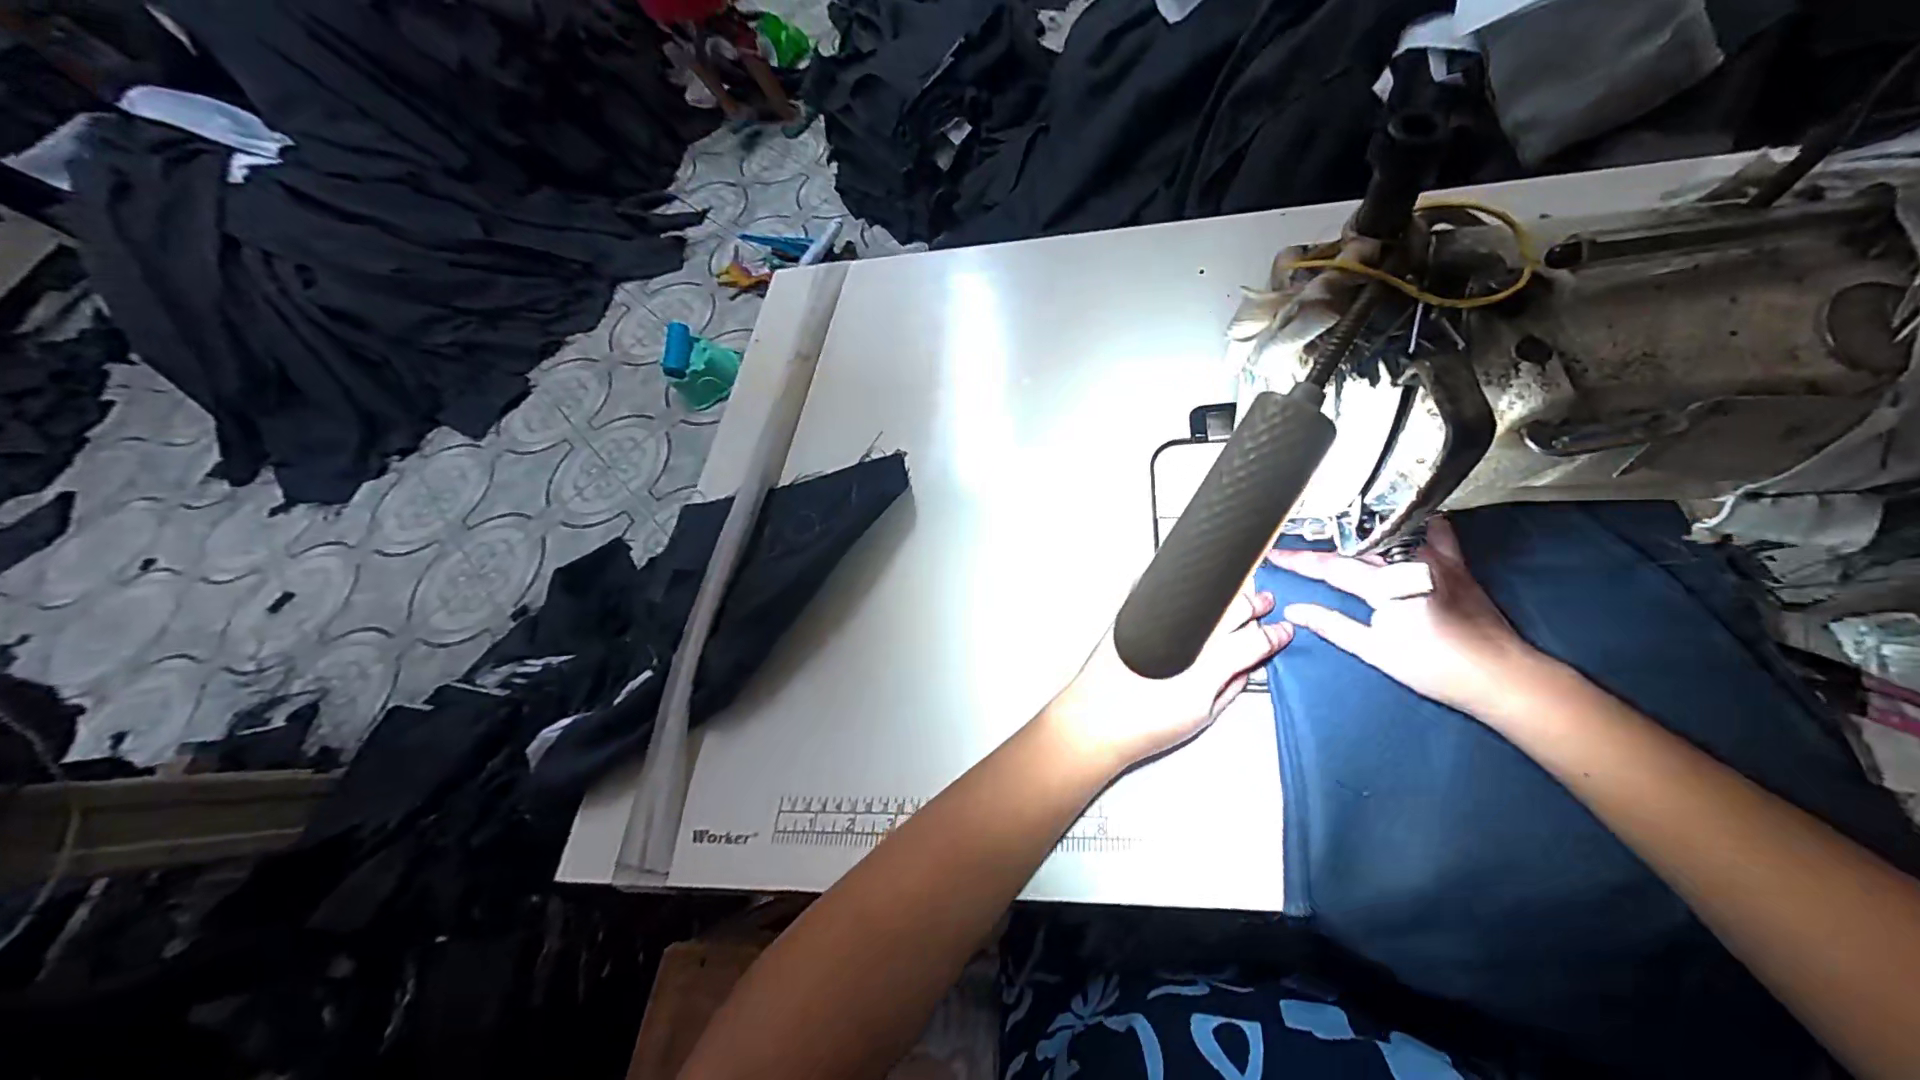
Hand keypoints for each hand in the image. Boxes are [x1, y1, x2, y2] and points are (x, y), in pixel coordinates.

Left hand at [1043, 589, 1293, 773]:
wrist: (1095, 718)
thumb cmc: (1142, 724)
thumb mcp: (1202, 714)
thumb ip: (1231, 686)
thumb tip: (1245, 668)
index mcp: (1210, 664)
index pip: (1255, 639)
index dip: (1274, 634)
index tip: (1282, 632)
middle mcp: (1187, 638)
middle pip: (1233, 607)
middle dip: (1255, 603)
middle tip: (1264, 603)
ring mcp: (1160, 621)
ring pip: (1205, 596)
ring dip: (1226, 595)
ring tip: (1236, 598)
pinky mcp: (1134, 614)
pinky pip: (1164, 588)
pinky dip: (1186, 590)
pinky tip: (1193, 591)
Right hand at [1266, 516, 1541, 717]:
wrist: (1501, 676)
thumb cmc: (1439, 670)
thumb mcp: (1375, 651)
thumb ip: (1332, 625)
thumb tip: (1296, 612)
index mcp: (1389, 585)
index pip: (1332, 567)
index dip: (1298, 561)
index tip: (1275, 555)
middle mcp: (1413, 563)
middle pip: (1356, 546)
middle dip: (1323, 548)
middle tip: (1298, 551)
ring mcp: (1438, 557)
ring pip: (1388, 533)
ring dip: (1358, 534)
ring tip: (1335, 538)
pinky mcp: (1456, 561)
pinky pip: (1430, 529)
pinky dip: (1408, 525)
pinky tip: (1395, 527)